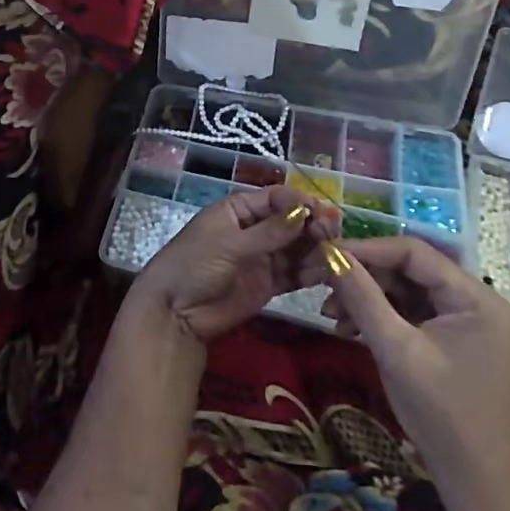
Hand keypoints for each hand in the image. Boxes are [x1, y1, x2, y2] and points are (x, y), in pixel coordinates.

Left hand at [131, 185, 339, 341]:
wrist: (174, 312)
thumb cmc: (193, 266)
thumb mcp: (229, 245)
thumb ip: (268, 232)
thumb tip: (304, 212)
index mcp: (237, 210)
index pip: (276, 198)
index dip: (299, 203)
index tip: (322, 213)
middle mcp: (252, 230)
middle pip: (292, 222)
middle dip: (313, 226)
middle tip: (332, 236)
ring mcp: (261, 257)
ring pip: (297, 248)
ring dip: (316, 250)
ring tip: (335, 255)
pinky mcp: (268, 283)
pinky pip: (295, 273)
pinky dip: (311, 273)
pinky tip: (327, 273)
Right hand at [300, 236, 509, 485]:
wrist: (471, 474)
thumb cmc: (438, 409)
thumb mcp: (394, 348)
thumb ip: (363, 298)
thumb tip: (331, 256)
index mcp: (475, 298)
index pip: (414, 253)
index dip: (366, 250)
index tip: (324, 255)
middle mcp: (475, 301)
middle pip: (409, 270)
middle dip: (363, 277)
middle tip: (320, 285)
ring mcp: (464, 321)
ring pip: (405, 291)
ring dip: (365, 298)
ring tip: (329, 315)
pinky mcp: (450, 339)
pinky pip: (409, 313)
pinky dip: (378, 316)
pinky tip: (348, 329)